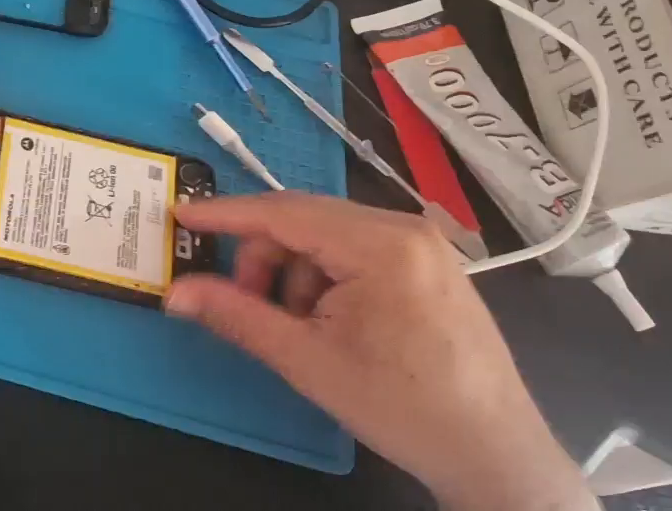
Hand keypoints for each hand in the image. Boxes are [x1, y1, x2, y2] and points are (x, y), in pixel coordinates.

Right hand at [166, 195, 594, 510]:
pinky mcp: (428, 260)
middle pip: (303, 219)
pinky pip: (354, 248)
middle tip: (244, 300)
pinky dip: (325, 275)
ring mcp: (421, 241)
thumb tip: (174, 292)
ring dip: (294, 271)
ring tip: (298, 324)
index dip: (225, 214)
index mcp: (380, 244)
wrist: (497, 458)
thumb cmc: (402, 407)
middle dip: (262, 256)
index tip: (180, 215)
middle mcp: (403, 227)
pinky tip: (329, 320)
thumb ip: (236, 315)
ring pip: (325, 234)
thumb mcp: (308, 361)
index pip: (282, 213)